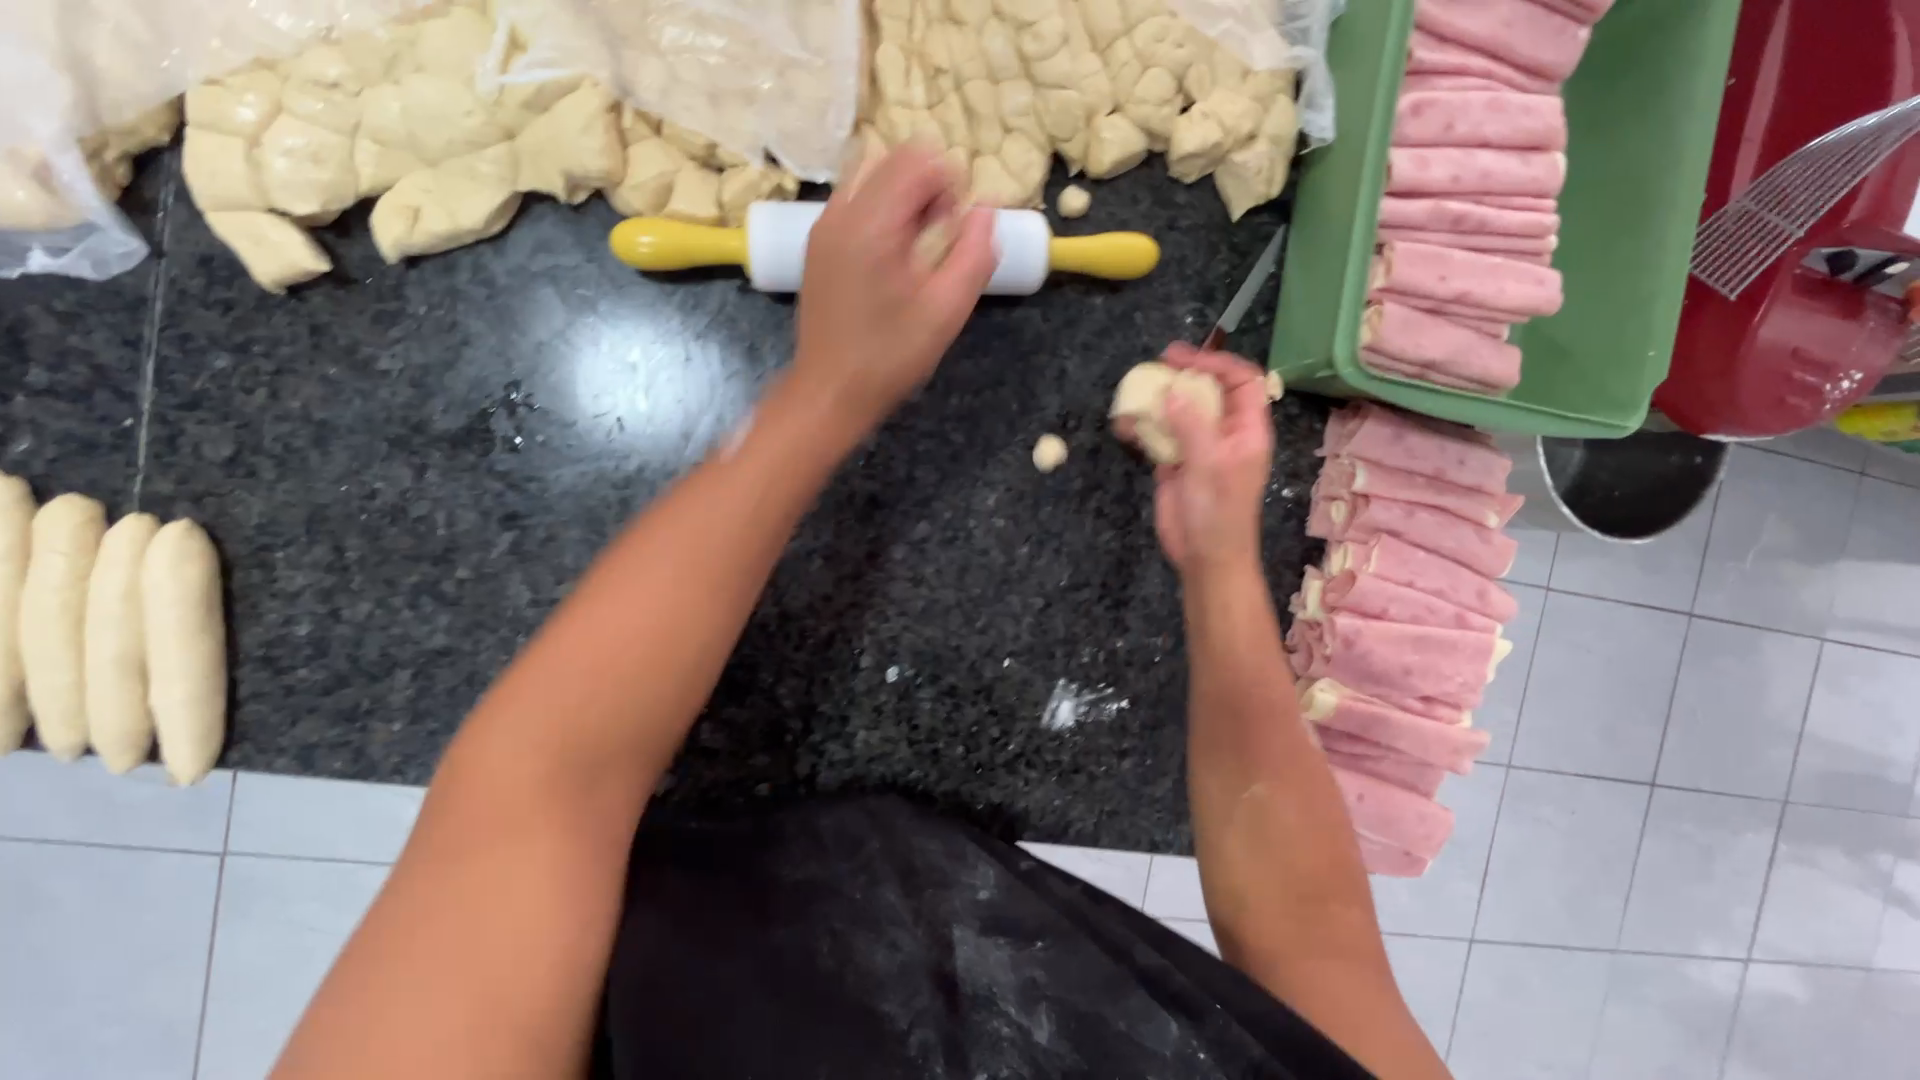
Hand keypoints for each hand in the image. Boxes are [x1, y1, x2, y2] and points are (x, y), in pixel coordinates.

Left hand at [791, 144, 997, 432]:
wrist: (830, 392)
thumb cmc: (890, 357)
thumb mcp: (947, 310)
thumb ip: (975, 253)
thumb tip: (987, 209)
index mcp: (871, 224)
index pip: (917, 158)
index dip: (950, 182)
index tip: (959, 227)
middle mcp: (840, 213)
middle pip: (893, 159)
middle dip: (928, 186)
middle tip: (942, 237)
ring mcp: (824, 228)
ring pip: (872, 178)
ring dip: (905, 199)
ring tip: (919, 249)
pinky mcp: (818, 246)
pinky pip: (856, 204)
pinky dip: (882, 215)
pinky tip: (894, 259)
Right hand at [1152, 343, 1275, 576]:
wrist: (1204, 558)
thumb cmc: (1219, 513)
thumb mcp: (1210, 465)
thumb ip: (1192, 425)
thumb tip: (1173, 390)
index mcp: (1247, 430)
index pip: (1244, 382)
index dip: (1219, 363)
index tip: (1187, 358)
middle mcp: (1224, 433)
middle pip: (1209, 391)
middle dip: (1186, 374)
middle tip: (1159, 363)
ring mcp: (1197, 447)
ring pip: (1180, 410)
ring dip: (1158, 400)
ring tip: (1135, 393)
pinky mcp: (1173, 464)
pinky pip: (1159, 436)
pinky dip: (1142, 427)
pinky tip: (1124, 425)